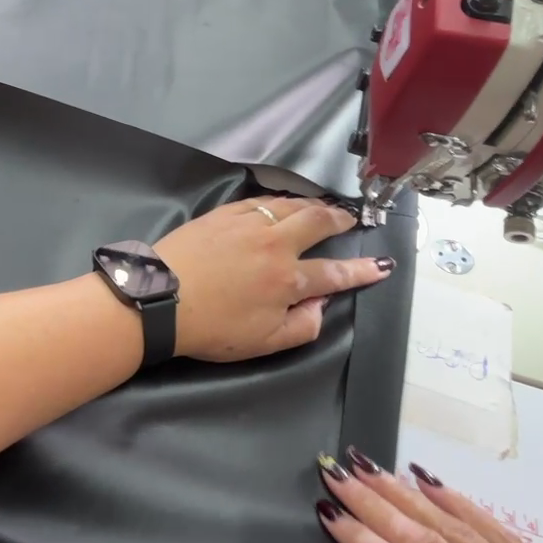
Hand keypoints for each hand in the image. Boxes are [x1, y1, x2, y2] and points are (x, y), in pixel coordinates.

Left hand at [153, 196, 391, 361]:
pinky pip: (257, 201)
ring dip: (310, 205)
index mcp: (288, 279)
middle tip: (350, 219)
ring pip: (288, 206)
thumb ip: (303, 325)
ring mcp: (245, 225)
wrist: (159, 297)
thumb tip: (321, 303)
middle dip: (339, 220)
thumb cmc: (211, 327)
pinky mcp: (220, 215)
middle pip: (316, 222)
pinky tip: (278, 203)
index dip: (363, 269)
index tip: (382, 264)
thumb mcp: (266, 342)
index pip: (336, 272)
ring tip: (320, 207)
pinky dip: (275, 200)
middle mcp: (274, 245)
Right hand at [317, 451, 542, 542]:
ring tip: (368, 466)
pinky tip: (430, 482)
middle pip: (425, 542)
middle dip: (373, 503)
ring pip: (458, 530)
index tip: (326, 511)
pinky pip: (503, 536)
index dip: (361, 540)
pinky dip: (463, 505)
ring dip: (406, 494)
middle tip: (335, 471)